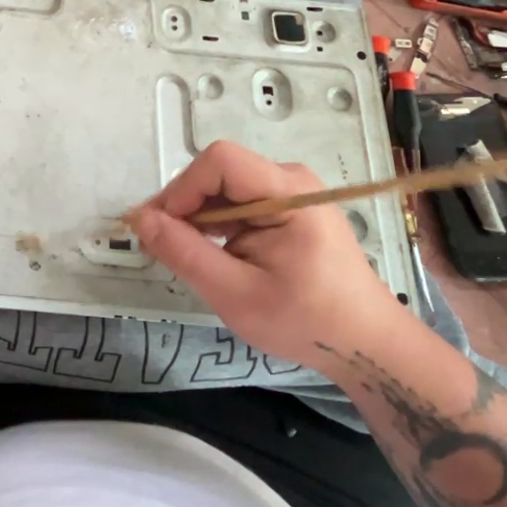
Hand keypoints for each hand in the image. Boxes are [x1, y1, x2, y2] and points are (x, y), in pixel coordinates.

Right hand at [127, 142, 407, 371]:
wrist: (366, 345)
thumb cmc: (306, 322)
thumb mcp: (235, 294)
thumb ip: (185, 253)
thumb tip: (139, 219)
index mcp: (288, 194)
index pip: (219, 161)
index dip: (183, 188)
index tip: (162, 229)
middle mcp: (291, 180)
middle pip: (219, 171)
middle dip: (185, 205)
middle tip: (163, 246)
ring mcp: (292, 192)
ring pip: (224, 186)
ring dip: (198, 215)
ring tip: (186, 254)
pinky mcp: (289, 208)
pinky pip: (239, 200)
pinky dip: (216, 222)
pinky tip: (211, 252)